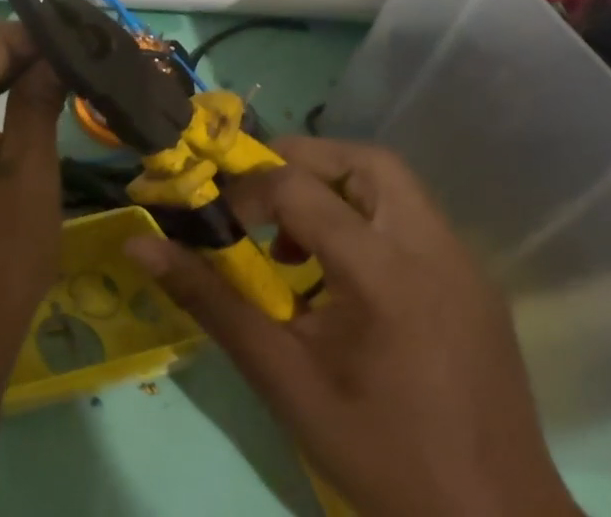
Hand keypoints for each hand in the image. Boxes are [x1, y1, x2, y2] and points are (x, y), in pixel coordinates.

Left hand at [0, 23, 67, 516]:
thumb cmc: (2, 248)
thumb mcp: (31, 170)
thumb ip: (38, 103)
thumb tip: (57, 55)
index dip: (33, 32)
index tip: (86, 36)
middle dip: (22, 43)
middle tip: (80, 50)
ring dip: (9, 65)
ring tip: (67, 68)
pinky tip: (35, 97)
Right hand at [125, 139, 579, 516]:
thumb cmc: (377, 448)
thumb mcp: (278, 374)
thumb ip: (208, 298)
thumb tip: (137, 243)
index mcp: (387, 273)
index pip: (300, 187)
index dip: (243, 193)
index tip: (211, 226)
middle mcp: (436, 255)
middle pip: (368, 163)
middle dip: (299, 164)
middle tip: (251, 198)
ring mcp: (464, 273)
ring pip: (394, 190)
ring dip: (331, 192)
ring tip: (286, 245)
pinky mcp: (473, 294)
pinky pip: (410, 226)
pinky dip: (360, 223)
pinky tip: (330, 281)